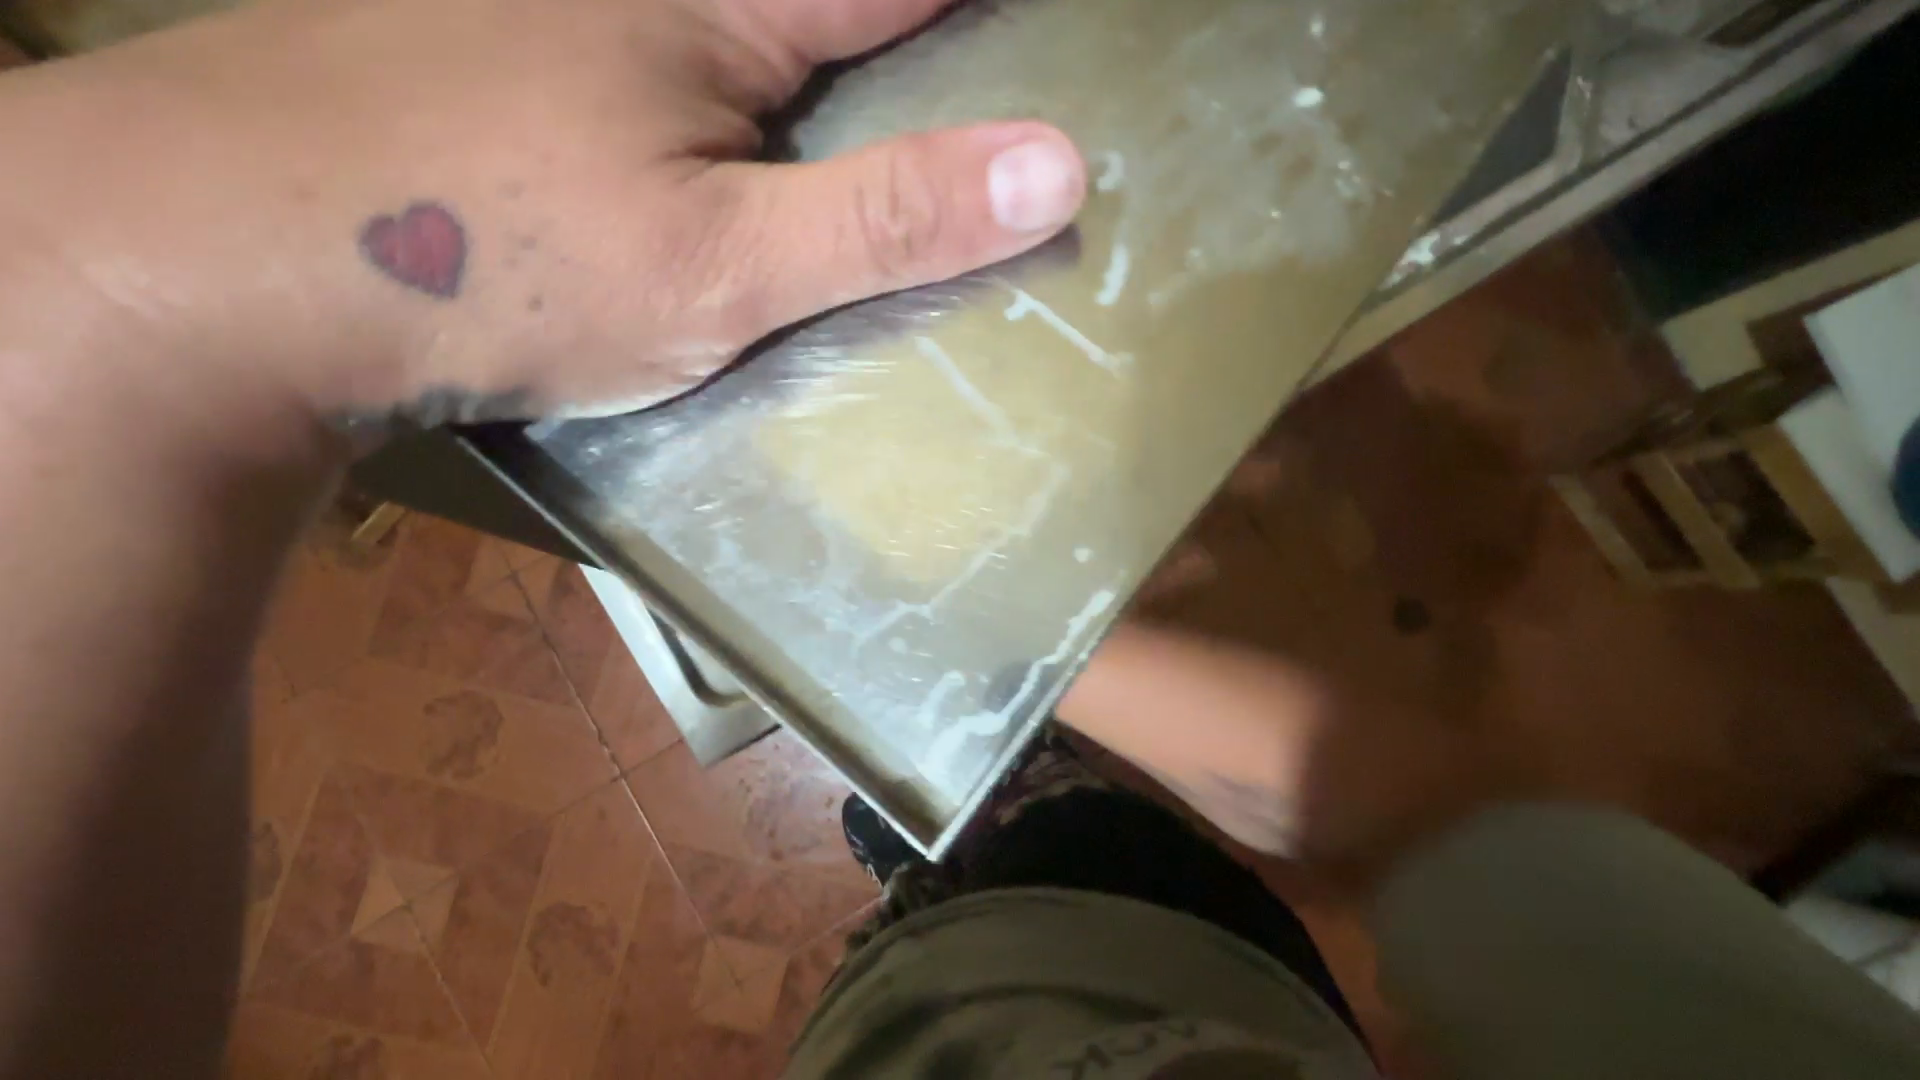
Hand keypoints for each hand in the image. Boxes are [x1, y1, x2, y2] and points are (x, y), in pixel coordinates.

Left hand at [0, 0, 1087, 426]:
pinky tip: (730, 119)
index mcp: (728, 0)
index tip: (1059, 54)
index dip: (992, 16)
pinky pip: (655, 44)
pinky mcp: (506, 30)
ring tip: (878, 109)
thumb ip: (891, 218)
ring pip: (741, 30)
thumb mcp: (724, 270)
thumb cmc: (503, 264)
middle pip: (827, 8)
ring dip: (817, 68)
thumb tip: (1061, 168)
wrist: (231, 256)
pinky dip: (719, 75)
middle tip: (967, 90)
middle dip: (900, 51)